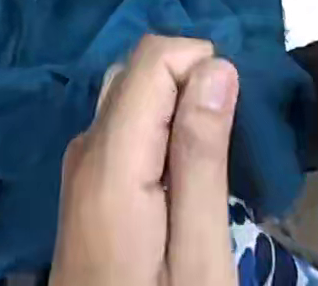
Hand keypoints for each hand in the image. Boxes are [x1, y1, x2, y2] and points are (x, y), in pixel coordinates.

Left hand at [52, 35, 240, 285]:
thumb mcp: (198, 259)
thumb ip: (201, 155)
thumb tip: (216, 66)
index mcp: (109, 158)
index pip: (152, 58)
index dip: (199, 63)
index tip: (236, 109)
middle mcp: (86, 144)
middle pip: (138, 68)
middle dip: (190, 79)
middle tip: (229, 137)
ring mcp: (81, 161)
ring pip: (131, 89)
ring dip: (177, 99)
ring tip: (213, 152)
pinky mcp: (87, 179)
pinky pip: (124, 119)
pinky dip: (160, 120)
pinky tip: (184, 167)